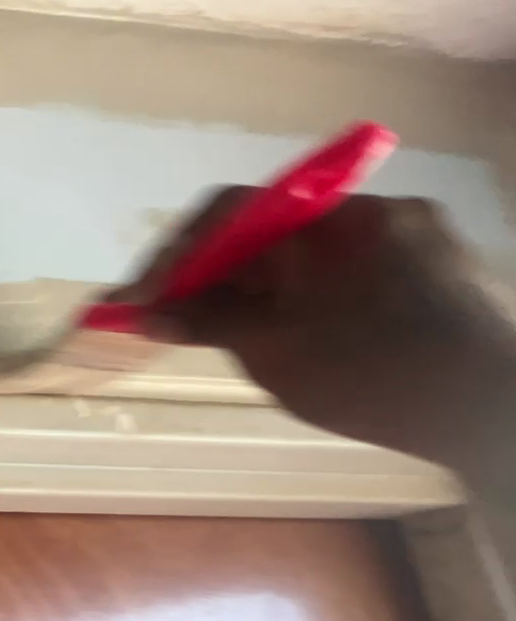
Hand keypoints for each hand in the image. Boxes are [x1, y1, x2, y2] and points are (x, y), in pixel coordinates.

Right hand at [120, 188, 515, 481]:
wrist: (498, 409)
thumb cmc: (374, 373)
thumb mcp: (271, 348)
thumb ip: (208, 320)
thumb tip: (149, 313)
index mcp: (335, 219)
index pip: (230, 211)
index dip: (173, 252)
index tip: (139, 299)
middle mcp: (372, 215)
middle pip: (260, 231)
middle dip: (202, 273)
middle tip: (161, 318)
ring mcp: (402, 242)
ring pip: (293, 255)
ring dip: (241, 289)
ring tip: (208, 331)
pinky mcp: (420, 273)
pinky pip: (328, 273)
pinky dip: (284, 298)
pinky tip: (270, 333)